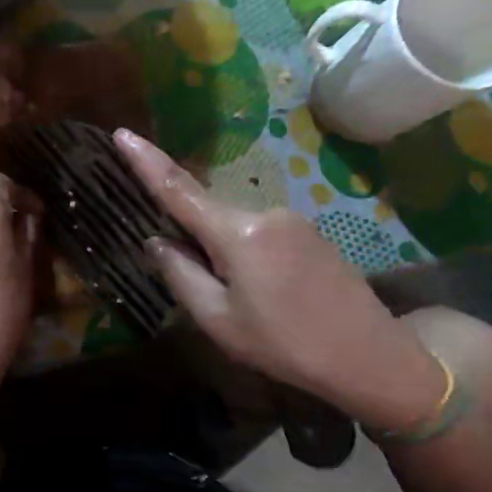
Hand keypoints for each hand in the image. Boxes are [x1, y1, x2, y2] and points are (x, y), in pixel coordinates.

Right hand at [114, 128, 441, 429]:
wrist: (370, 358)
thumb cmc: (284, 344)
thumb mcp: (217, 319)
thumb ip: (180, 274)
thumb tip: (157, 242)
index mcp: (238, 233)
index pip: (179, 190)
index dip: (146, 161)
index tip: (122, 133)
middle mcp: (265, 213)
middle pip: (206, 214)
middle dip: (189, 241)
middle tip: (202, 292)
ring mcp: (292, 221)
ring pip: (232, 228)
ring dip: (219, 254)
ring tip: (239, 304)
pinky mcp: (309, 234)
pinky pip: (257, 234)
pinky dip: (242, 255)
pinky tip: (261, 295)